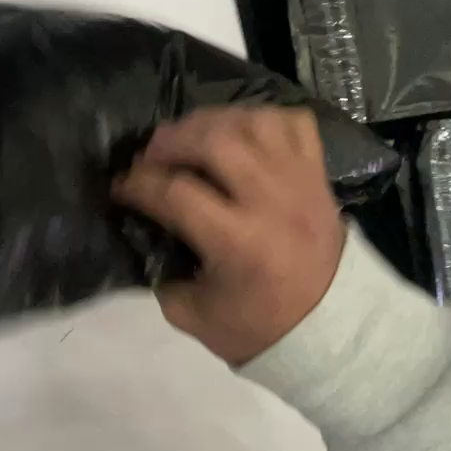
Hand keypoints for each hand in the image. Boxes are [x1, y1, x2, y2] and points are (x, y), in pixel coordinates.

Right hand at [112, 106, 344, 365]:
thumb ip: (161, 269)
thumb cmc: (256, 328)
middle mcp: (272, 202)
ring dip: (210, 123)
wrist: (332, 330)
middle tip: (149, 156)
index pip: (175, 192)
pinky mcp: (318, 176)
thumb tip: (145, 231)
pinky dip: (257, 120)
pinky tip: (235, 135)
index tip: (118, 188)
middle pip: (215, 141)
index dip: (137, 184)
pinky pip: (291, 123)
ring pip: (253, 123)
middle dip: (170, 141)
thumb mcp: (190, 313)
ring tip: (188, 139)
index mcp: (238, 242)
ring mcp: (300, 183)